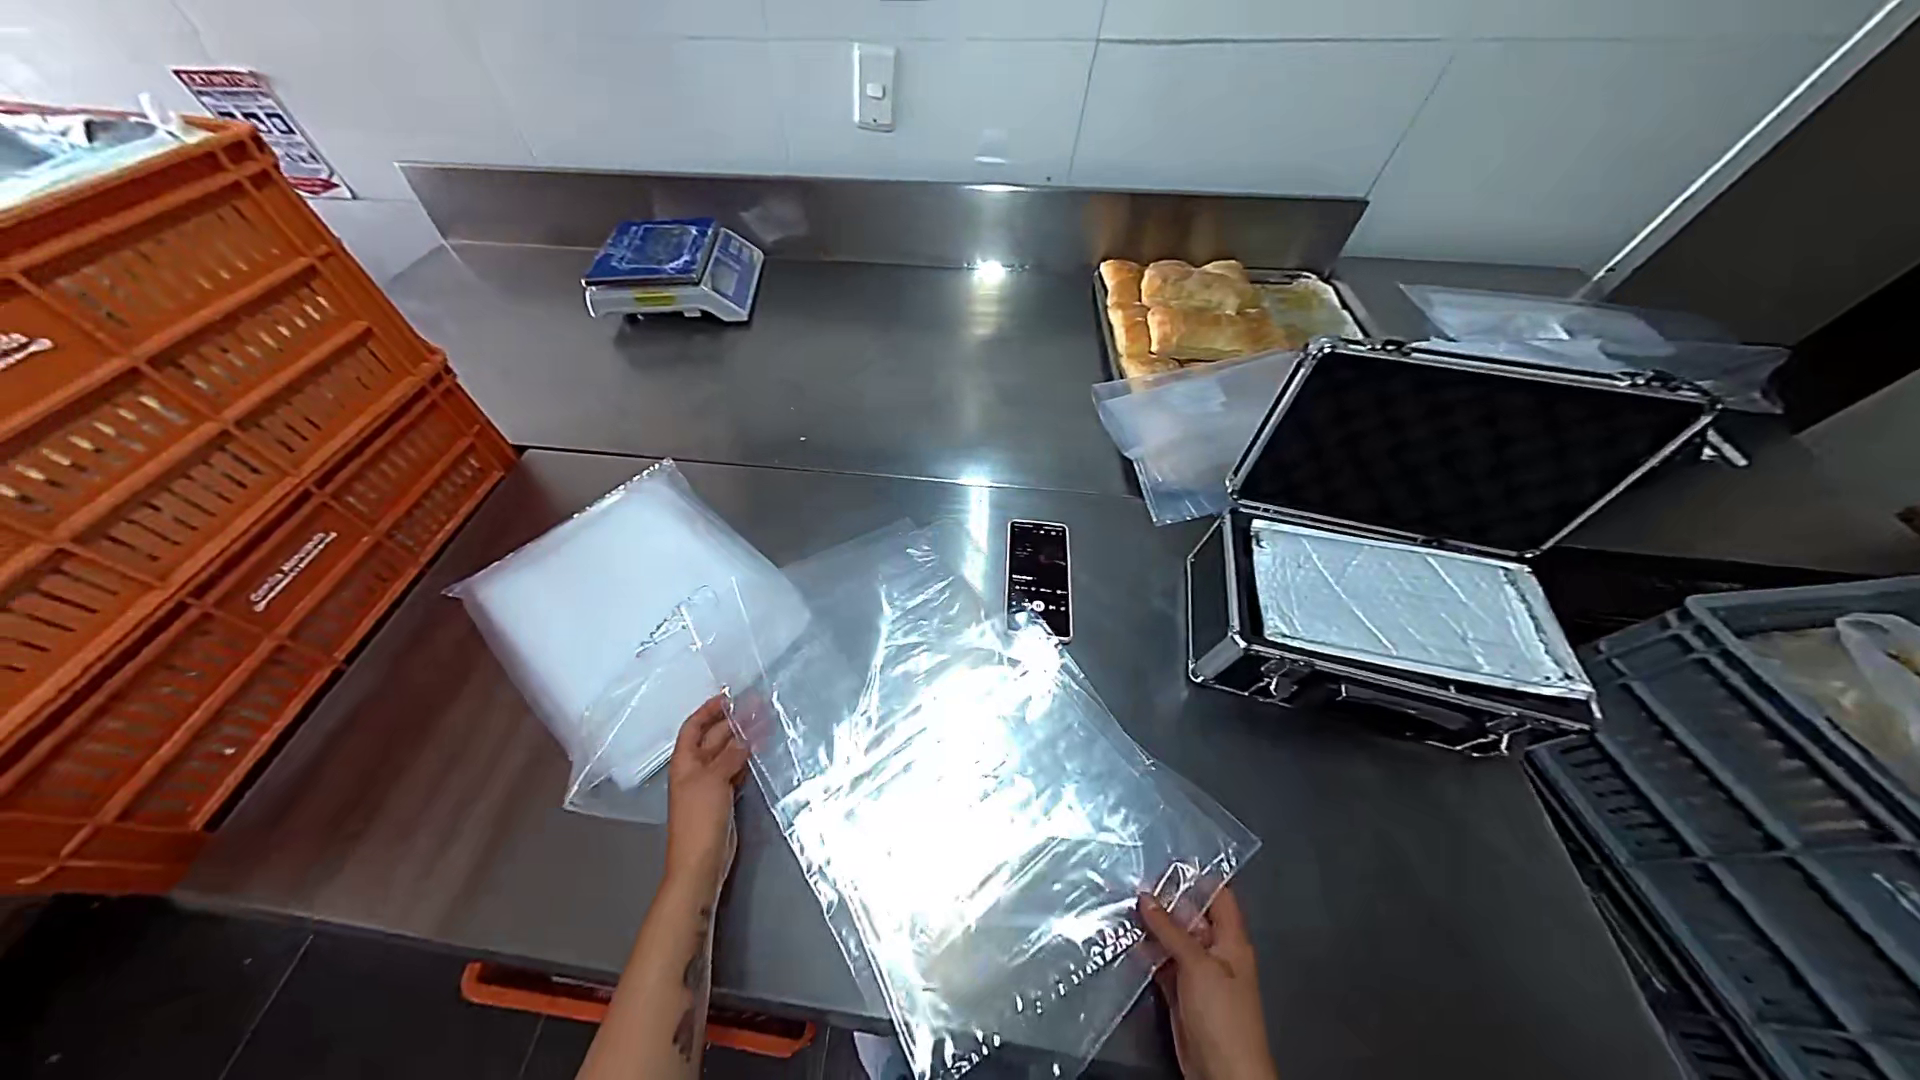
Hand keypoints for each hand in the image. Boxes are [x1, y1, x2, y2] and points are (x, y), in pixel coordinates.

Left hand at [664, 697, 748, 894]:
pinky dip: (747, 759)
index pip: (693, 727)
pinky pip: (736, 770)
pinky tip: (761, 751)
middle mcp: (695, 770)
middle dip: (732, 722)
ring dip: (742, 739)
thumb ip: (730, 756)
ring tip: (764, 724)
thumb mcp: (714, 780)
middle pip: (713, 738)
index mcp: (685, 762)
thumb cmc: (699, 818)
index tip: (728, 697)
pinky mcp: (724, 798)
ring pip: (727, 753)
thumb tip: (745, 737)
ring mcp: (710, 785)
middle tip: (757, 707)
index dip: (708, 710)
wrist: (700, 862)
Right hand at [1138, 886, 1277, 1079]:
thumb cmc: (1222, 1014)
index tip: (1165, 861)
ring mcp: (1197, 972)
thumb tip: (1146, 898)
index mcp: (1232, 940)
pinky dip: (1146, 952)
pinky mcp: (1180, 991)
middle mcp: (1215, 951)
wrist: (1224, 1075)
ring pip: (1172, 939)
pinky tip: (1126, 939)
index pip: (1217, 896)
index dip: (1195, 877)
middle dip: (1164, 900)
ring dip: (1151, 926)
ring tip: (1121, 904)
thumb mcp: (1198, 964)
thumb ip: (1171, 930)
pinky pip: (1162, 962)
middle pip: (1190, 915)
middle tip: (1132, 879)